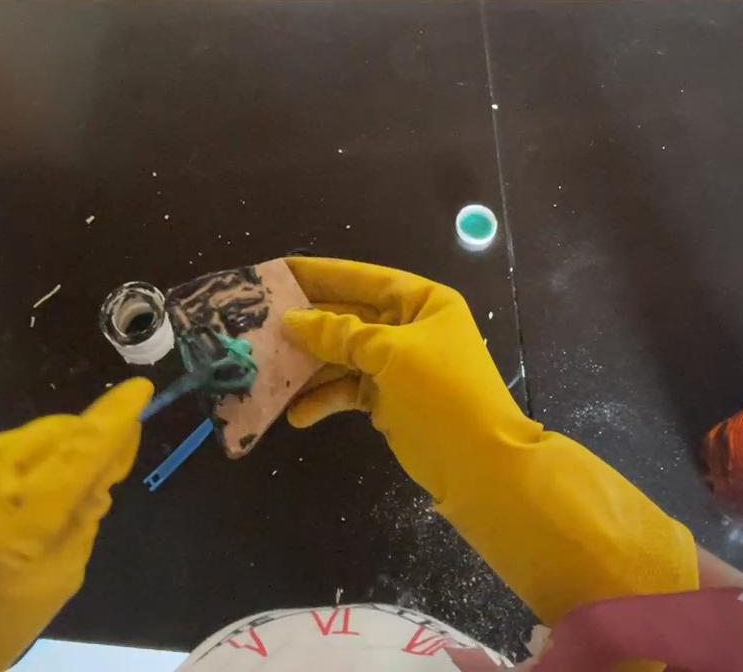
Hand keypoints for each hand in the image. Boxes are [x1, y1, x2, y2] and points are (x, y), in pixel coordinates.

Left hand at [0, 379, 151, 671]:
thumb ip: (90, 504)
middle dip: (91, 436)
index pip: (78, 451)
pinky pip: (8, 444)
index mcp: (16, 519)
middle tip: (117, 456)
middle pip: (58, 432)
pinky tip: (30, 486)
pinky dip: (31, 455)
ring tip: (66, 482)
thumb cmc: (3, 621)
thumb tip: (116, 446)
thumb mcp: (65, 570)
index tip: (142, 388)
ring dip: (61, 446)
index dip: (113, 418)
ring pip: (34, 433)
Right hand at [282, 256, 534, 501]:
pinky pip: (349, 388)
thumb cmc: (442, 396)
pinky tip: (296, 413)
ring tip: (267, 367)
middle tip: (258, 320)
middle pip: (348, 316)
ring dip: (309, 364)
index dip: (320, 274)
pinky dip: (324, 398)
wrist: (484, 472)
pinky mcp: (390, 399)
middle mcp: (410, 327)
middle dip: (307, 322)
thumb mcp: (388, 355)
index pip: (362, 278)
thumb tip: (290, 320)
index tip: (277, 271)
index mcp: (422, 302)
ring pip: (343, 355)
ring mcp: (399, 365)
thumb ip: (337, 334)